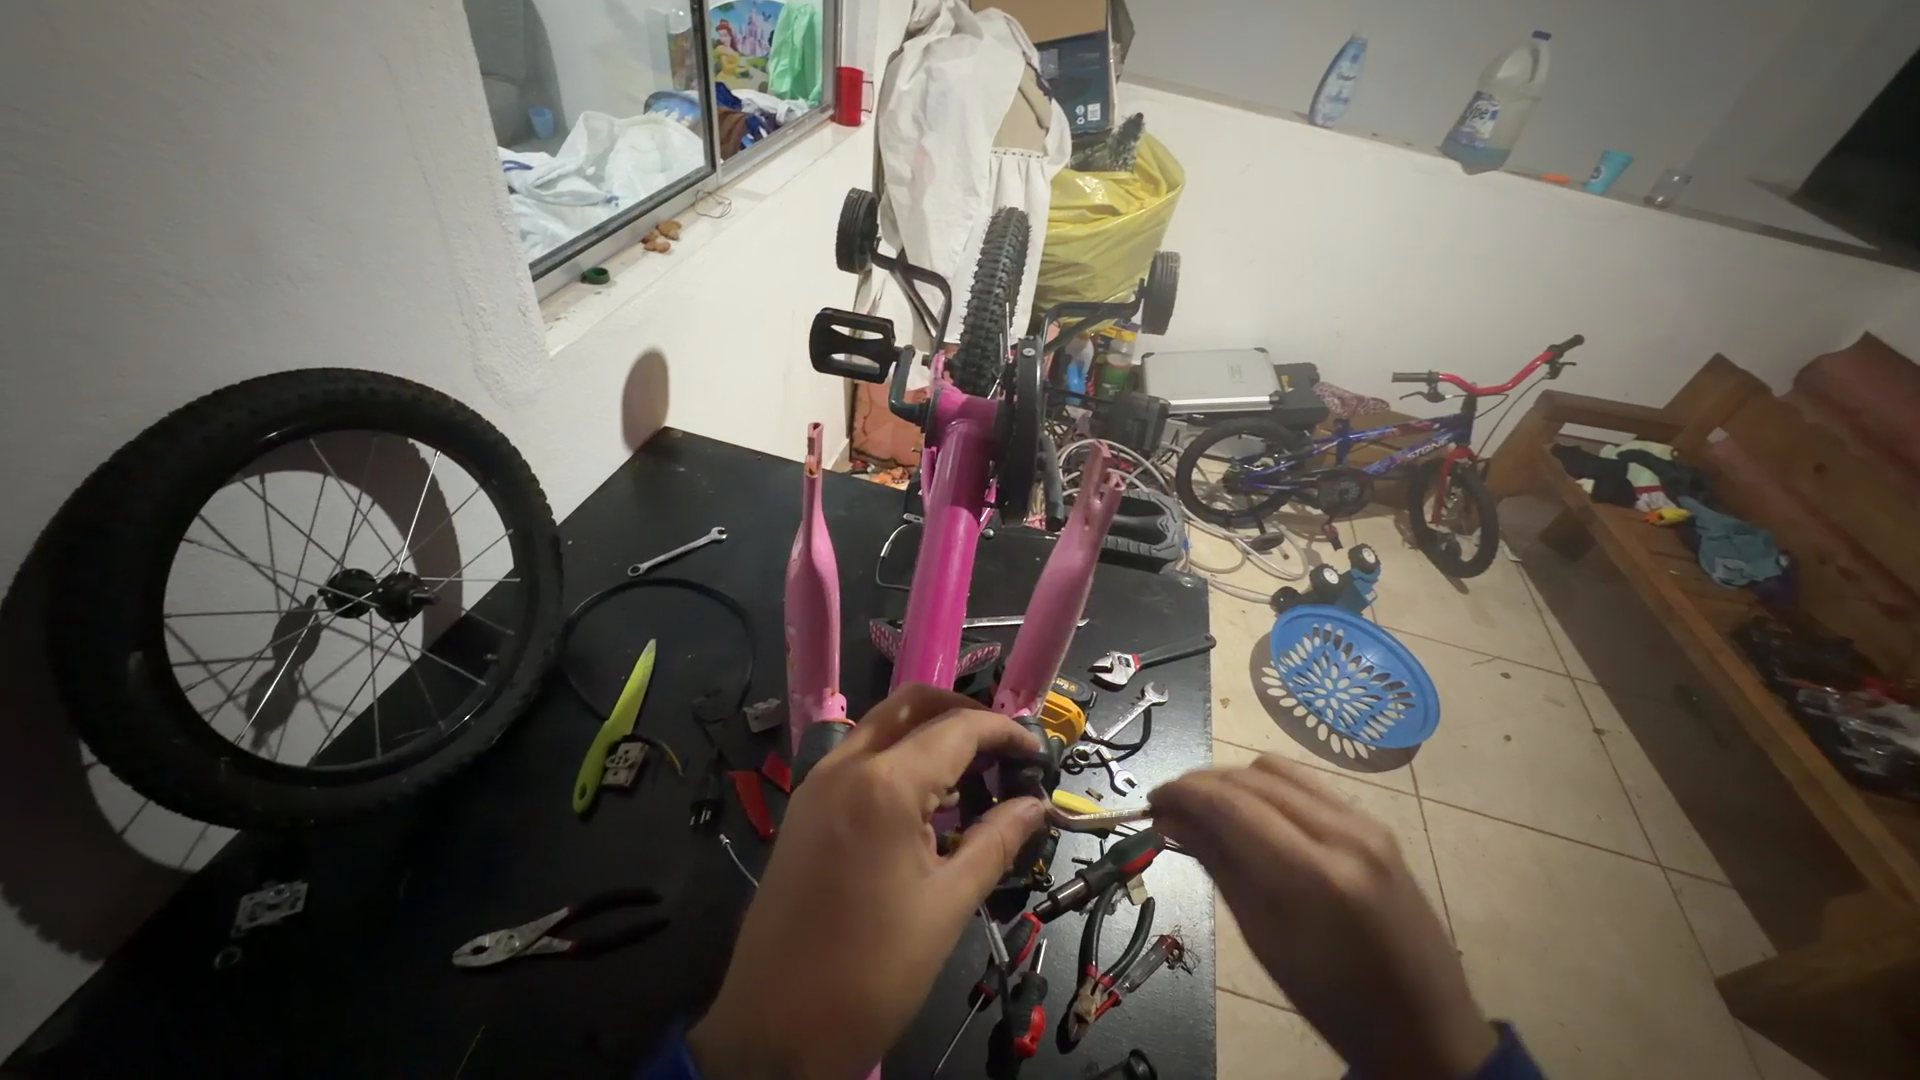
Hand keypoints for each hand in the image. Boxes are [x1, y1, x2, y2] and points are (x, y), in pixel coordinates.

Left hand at [689, 685, 1046, 1079]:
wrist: (775, 1031)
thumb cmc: (872, 971)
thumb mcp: (948, 904)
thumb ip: (996, 841)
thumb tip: (1036, 806)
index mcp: (884, 783)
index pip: (958, 730)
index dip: (1005, 733)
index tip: (1039, 754)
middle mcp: (844, 765)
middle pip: (912, 705)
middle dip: (963, 714)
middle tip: (1003, 749)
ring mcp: (816, 785)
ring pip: (881, 727)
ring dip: (928, 734)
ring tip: (974, 774)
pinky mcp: (804, 809)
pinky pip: (858, 760)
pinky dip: (897, 759)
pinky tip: (927, 800)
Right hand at [1150, 754, 1494, 1078]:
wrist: (1423, 1024)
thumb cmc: (1330, 998)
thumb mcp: (1262, 935)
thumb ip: (1217, 863)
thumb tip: (1169, 819)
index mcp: (1312, 874)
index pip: (1228, 804)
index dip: (1181, 794)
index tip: (1151, 803)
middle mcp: (1341, 833)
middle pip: (1249, 780)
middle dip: (1200, 785)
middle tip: (1168, 807)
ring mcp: (1364, 822)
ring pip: (1275, 770)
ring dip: (1231, 780)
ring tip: (1204, 807)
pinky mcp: (1374, 823)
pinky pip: (1305, 783)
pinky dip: (1265, 786)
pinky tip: (1248, 810)